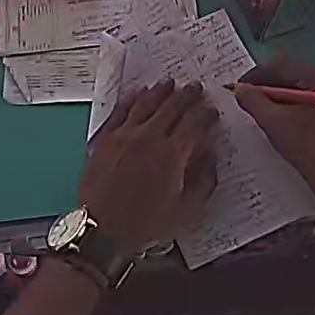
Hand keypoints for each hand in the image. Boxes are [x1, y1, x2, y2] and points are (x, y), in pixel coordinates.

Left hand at [79, 79, 218, 252]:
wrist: (102, 231)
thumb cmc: (145, 224)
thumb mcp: (187, 210)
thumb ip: (204, 180)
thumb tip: (210, 156)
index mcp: (172, 154)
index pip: (195, 123)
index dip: (207, 114)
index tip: (212, 111)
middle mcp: (149, 138)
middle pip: (172, 106)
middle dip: (187, 95)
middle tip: (195, 88)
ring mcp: (125, 135)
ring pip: (146, 103)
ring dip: (161, 91)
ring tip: (170, 83)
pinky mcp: (106, 139)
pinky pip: (121, 111)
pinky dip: (131, 98)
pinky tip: (138, 92)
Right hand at [230, 57, 314, 205]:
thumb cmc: (307, 148)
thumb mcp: (274, 122)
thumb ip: (253, 100)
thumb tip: (238, 88)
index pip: (283, 65)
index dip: (256, 74)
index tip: (238, 86)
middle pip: (291, 73)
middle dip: (265, 83)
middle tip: (245, 96)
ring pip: (297, 85)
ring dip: (275, 93)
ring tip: (257, 106)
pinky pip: (305, 96)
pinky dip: (287, 102)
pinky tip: (275, 114)